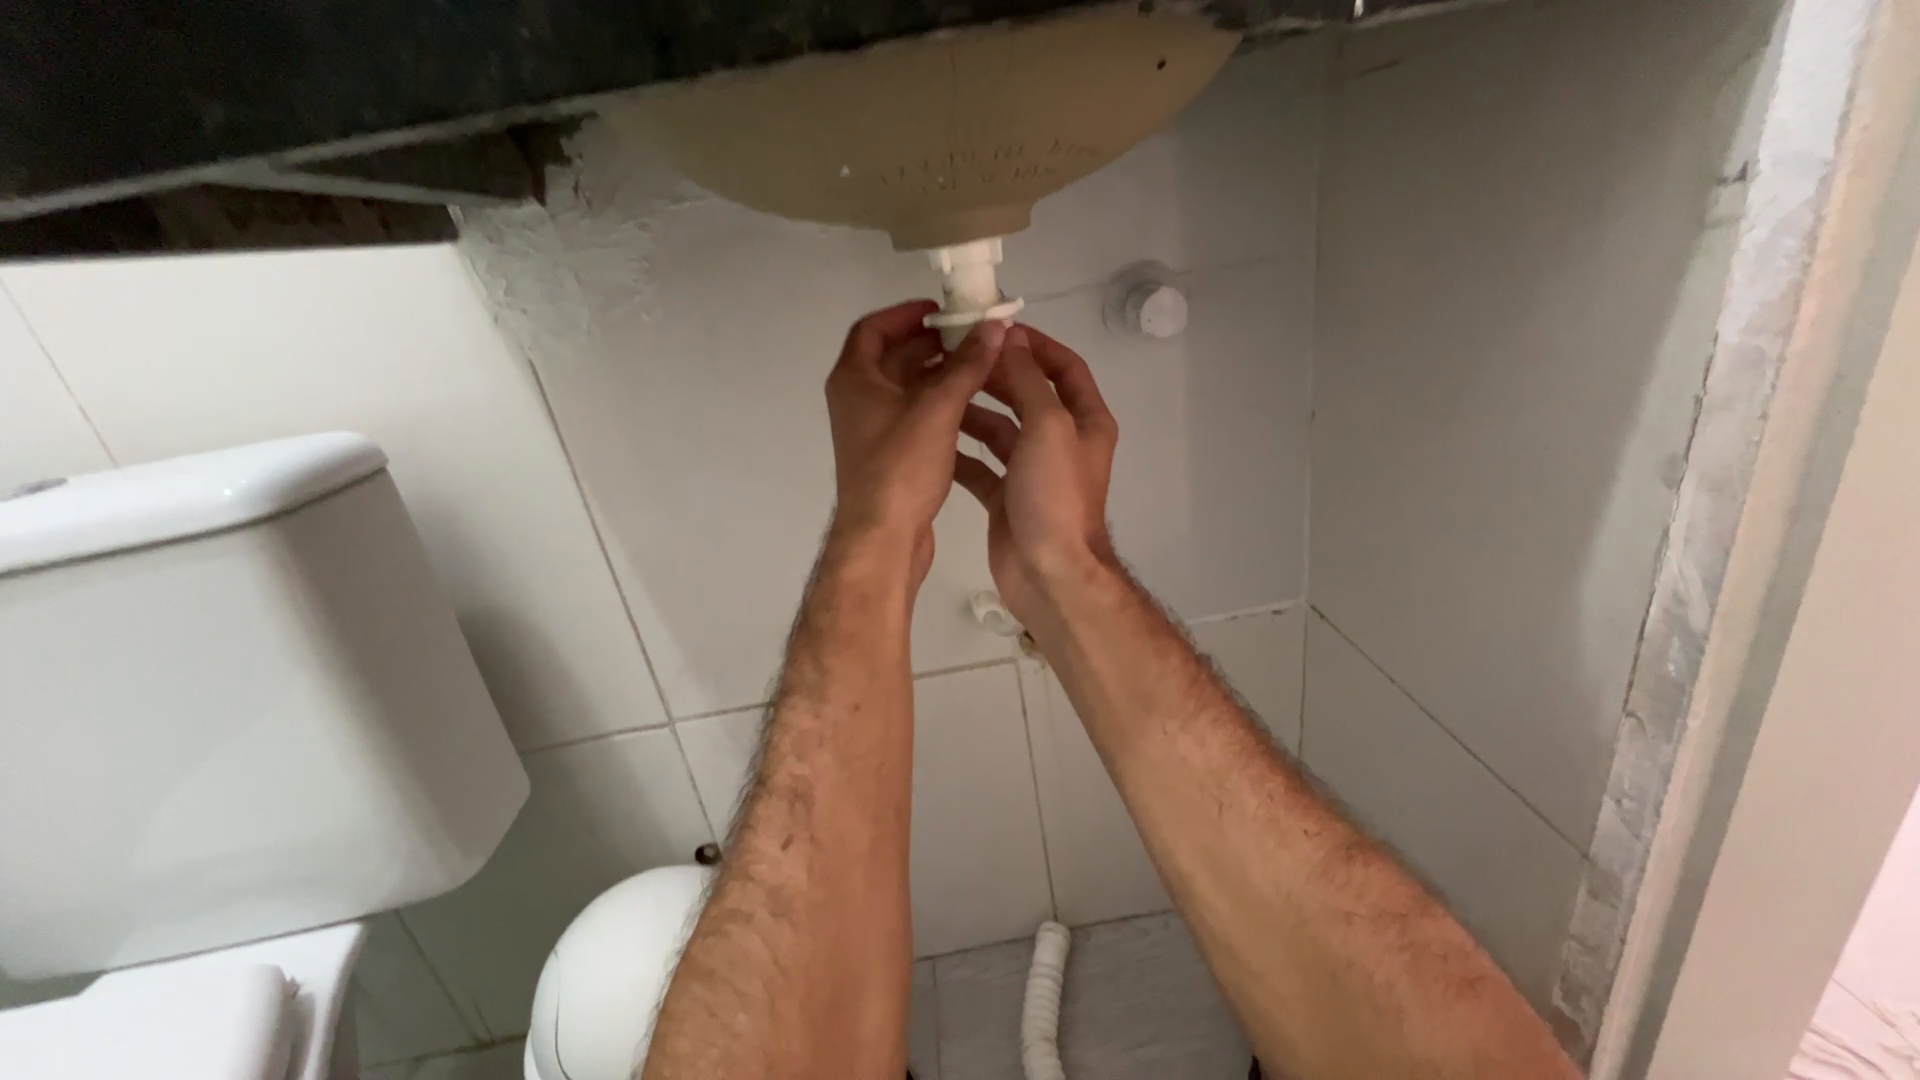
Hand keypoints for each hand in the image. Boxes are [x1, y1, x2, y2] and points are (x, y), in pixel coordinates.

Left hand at [825, 300, 1003, 582]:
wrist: (883, 538)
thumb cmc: (901, 468)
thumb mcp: (937, 410)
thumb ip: (966, 365)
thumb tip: (993, 327)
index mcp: (854, 380)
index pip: (872, 329)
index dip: (905, 315)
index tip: (942, 312)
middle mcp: (857, 400)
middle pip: (891, 357)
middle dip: (931, 345)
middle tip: (972, 337)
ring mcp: (872, 429)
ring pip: (906, 388)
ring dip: (938, 374)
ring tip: (979, 367)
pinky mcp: (889, 455)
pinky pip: (913, 415)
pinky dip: (938, 404)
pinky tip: (971, 406)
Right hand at [953, 324, 1118, 627]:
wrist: (1049, 573)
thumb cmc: (1054, 496)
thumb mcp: (1048, 425)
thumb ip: (1028, 380)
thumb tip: (1010, 339)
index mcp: (1084, 420)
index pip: (1064, 367)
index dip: (1034, 344)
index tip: (994, 330)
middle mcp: (1061, 442)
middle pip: (1027, 395)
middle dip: (995, 375)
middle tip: (953, 358)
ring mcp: (1033, 471)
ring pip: (1000, 429)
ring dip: (972, 412)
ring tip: (935, 393)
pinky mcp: (1007, 497)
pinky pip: (981, 466)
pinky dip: (961, 453)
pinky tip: (933, 439)